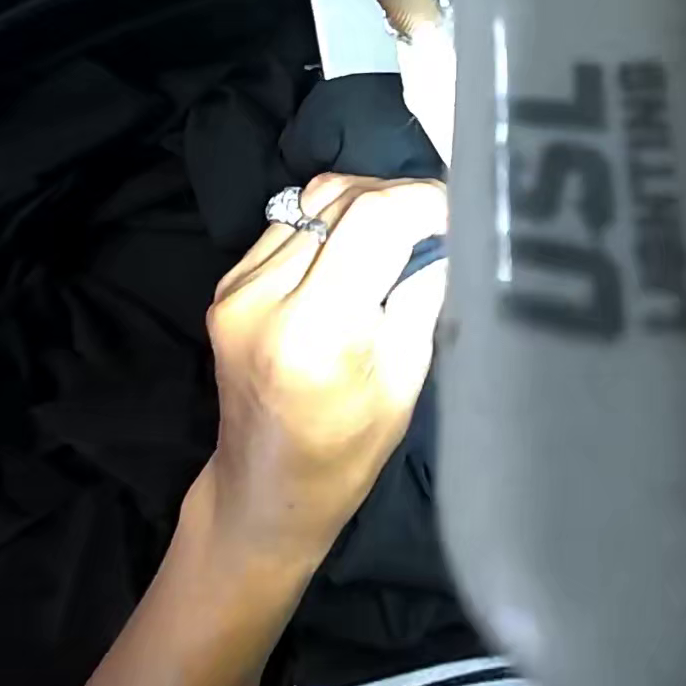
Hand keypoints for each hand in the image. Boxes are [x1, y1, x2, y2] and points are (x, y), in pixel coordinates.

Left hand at [206, 173, 448, 557]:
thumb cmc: (348, 449)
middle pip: (346, 198)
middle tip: (437, 223)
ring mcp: (238, 284)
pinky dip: (337, 219)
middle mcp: (264, 294)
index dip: (424, 200)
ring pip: (319, 199)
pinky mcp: (230, 281)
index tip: (456, 214)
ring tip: (401, 230)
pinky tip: (359, 246)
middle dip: (403, 197)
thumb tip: (446, 235)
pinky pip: (295, 219)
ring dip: (370, 201)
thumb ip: (425, 292)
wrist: (263, 489)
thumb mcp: (407, 375)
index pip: (375, 218)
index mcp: (314, 328)